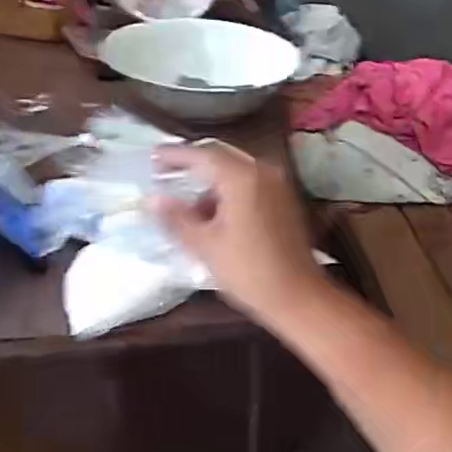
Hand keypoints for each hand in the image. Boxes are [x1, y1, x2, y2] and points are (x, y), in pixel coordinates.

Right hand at [150, 142, 325, 322]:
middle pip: (222, 159)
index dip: (175, 155)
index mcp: (242, 177)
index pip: (202, 155)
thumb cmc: (248, 271)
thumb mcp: (205, 245)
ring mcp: (279, 186)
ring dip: (213, 184)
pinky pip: (252, 186)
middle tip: (168, 175)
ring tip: (189, 207)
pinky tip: (216, 217)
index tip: (153, 158)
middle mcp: (264, 172)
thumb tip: (153, 199)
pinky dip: (231, 194)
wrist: (298, 296)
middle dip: (194, 167)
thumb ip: (176, 218)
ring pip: (238, 173)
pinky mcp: (286, 202)